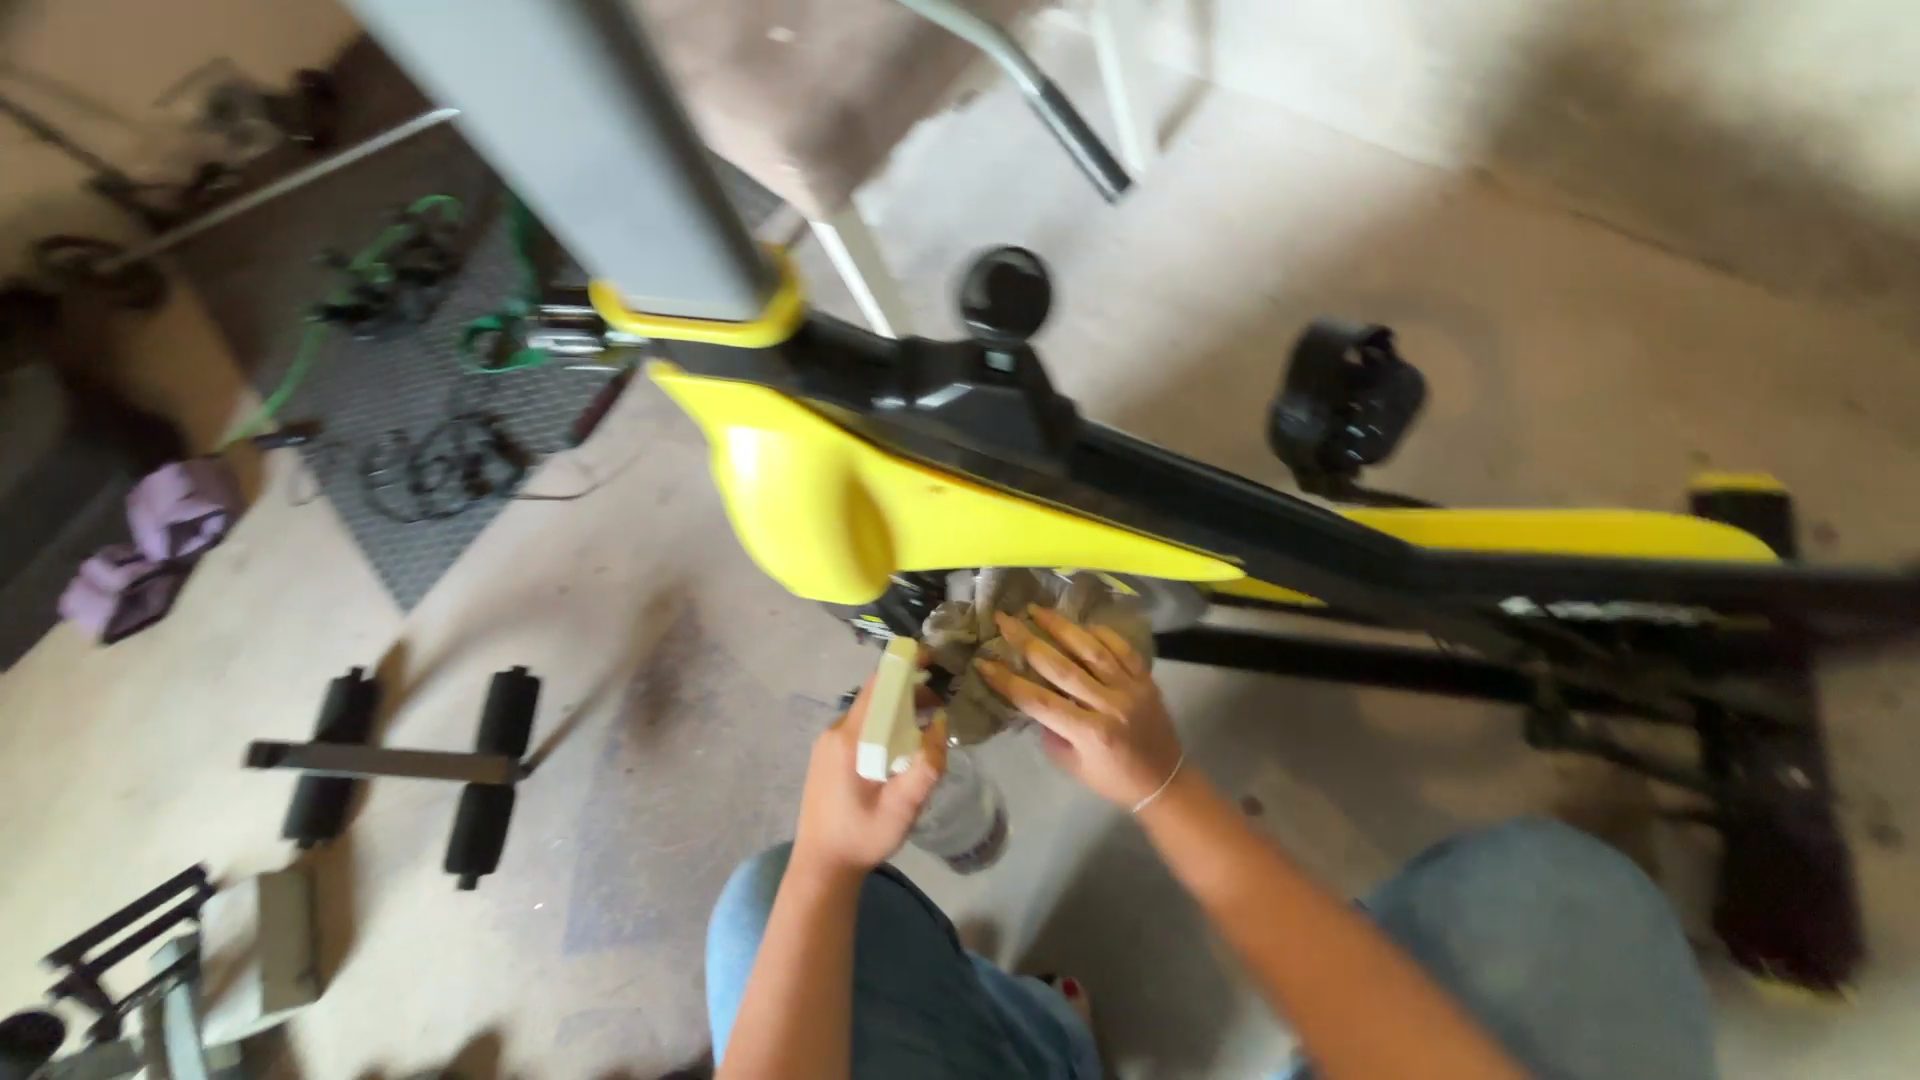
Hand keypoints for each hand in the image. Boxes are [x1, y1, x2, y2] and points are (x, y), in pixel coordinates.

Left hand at [791, 672, 947, 880]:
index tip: (932, 660)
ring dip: (897, 711)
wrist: (821, 867)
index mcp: (849, 739)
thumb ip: (925, 767)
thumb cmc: (861, 837)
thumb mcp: (902, 809)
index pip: (877, 687)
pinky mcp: (828, 758)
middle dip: (908, 691)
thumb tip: (940, 726)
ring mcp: (828, 745)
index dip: (904, 667)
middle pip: (874, 698)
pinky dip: (884, 726)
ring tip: (927, 722)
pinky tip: (901, 746)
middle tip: (940, 699)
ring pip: (867, 714)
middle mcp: (834, 733)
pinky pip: (860, 729)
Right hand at [975, 606, 1182, 807]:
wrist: (1165, 781)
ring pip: (1091, 650)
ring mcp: (1130, 688)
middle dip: (1027, 641)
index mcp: (1090, 733)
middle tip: (1004, 620)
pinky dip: (1100, 633)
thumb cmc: (1113, 779)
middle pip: (1061, 667)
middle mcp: (1109, 706)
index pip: (1039, 701)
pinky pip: (1121, 648)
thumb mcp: (1073, 765)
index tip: (984, 662)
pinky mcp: (1145, 679)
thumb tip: (1032, 699)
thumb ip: (1051, 731)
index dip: (1008, 681)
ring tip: (1036, 610)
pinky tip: (1079, 623)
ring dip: (1061, 627)